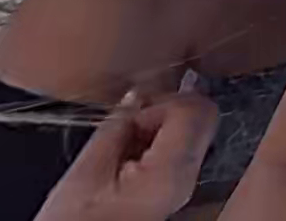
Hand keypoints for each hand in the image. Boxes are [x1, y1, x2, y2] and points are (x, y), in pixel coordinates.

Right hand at [34, 91, 218, 220]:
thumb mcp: (84, 178)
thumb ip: (115, 128)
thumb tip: (136, 95)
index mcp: (172, 171)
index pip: (194, 110)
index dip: (164, 102)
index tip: (134, 113)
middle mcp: (190, 176)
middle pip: (202, 116)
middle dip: (168, 108)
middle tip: (131, 120)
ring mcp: (186, 184)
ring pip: (194, 128)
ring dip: (164, 123)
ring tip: (125, 140)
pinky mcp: (175, 189)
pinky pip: (182, 148)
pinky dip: (161, 140)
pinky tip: (130, 154)